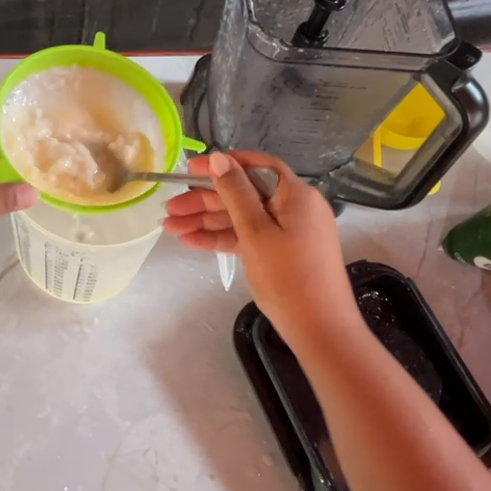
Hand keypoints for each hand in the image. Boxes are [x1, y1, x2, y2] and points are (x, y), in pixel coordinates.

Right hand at [162, 151, 359, 339]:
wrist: (321, 333)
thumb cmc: (288, 277)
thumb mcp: (255, 231)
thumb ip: (234, 192)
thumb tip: (218, 158)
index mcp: (295, 195)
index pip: (254, 166)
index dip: (221, 165)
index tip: (189, 169)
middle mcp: (294, 207)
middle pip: (243, 194)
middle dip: (204, 201)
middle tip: (169, 209)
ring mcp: (289, 232)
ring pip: (242, 217)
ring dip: (206, 221)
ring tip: (170, 228)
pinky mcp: (283, 253)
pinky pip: (249, 236)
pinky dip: (223, 238)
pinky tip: (191, 242)